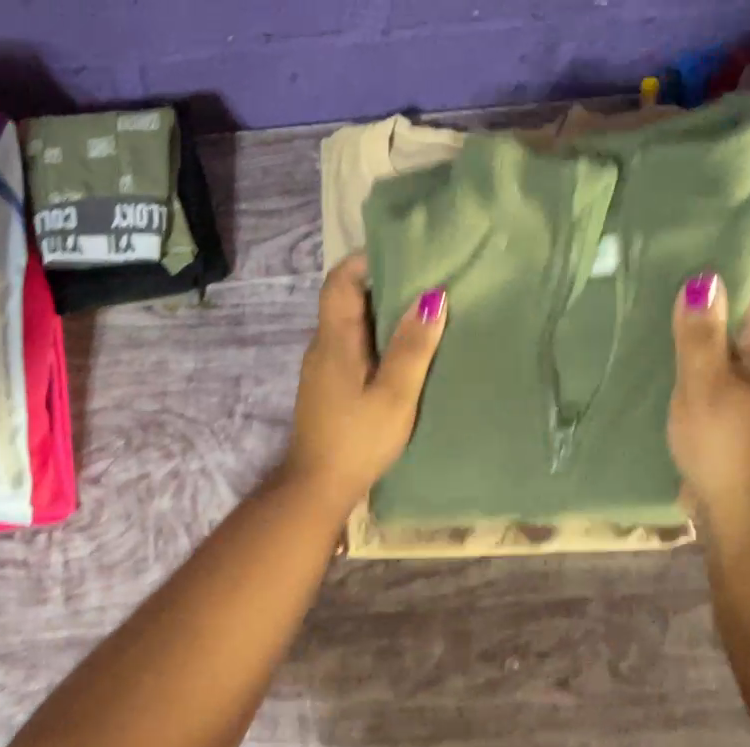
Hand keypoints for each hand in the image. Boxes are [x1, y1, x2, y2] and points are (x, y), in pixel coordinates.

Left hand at [277, 254, 447, 509]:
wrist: (317, 488)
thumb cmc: (357, 441)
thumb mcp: (394, 395)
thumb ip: (412, 347)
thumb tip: (432, 296)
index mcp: (333, 341)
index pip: (339, 281)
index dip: (366, 261)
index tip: (406, 255)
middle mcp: (321, 348)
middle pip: (345, 301)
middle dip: (383, 286)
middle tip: (428, 281)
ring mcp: (321, 371)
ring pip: (350, 328)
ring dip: (381, 317)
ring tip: (424, 313)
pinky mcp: (327, 391)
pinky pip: (351, 351)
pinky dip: (376, 343)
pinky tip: (404, 355)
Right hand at [668, 273, 749, 527]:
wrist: (745, 508)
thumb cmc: (725, 441)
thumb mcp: (704, 383)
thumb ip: (700, 334)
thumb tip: (703, 280)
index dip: (734, 271)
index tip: (694, 260)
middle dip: (716, 305)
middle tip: (668, 291)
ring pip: (737, 351)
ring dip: (708, 340)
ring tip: (664, 328)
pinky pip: (728, 378)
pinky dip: (706, 369)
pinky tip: (676, 374)